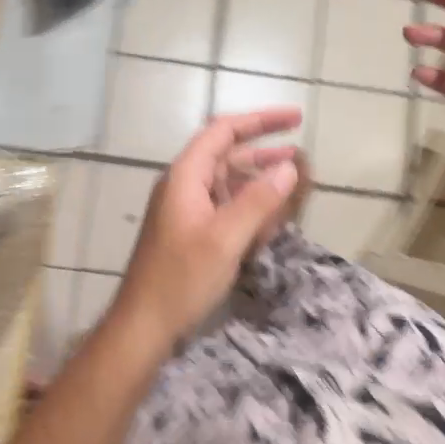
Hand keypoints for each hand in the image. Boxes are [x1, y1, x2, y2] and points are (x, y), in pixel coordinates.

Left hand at [110, 109, 302, 344]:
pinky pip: (224, 206)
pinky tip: (272, 217)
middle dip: (264, 149)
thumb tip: (289, 166)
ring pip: (228, 182)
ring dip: (259, 179)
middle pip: (227, 153)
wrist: (143, 325)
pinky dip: (249, 206)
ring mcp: (186, 209)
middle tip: (302, 147)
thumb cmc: (181, 279)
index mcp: (186, 175)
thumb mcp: (226, 239)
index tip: (295, 118)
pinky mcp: (191, 231)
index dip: (260, 120)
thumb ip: (258, 200)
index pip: (224, 130)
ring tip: (295, 180)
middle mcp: (184, 185)